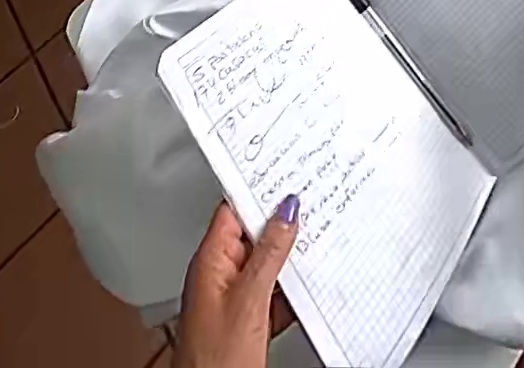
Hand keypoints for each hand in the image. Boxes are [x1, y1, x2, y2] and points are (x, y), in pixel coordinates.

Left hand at [175, 197, 298, 367]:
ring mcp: (232, 297)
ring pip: (267, 260)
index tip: (285, 174)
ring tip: (313, 241)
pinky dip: (291, 284)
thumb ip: (270, 252)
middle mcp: (218, 275)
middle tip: (309, 205)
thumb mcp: (249, 299)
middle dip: (281, 221)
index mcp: (210, 261)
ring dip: (289, 255)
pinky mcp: (247, 319)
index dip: (258, 188)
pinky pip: (273, 288)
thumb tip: (287, 210)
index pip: (234, 208)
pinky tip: (307, 282)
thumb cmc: (213, 364)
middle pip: (253, 232)